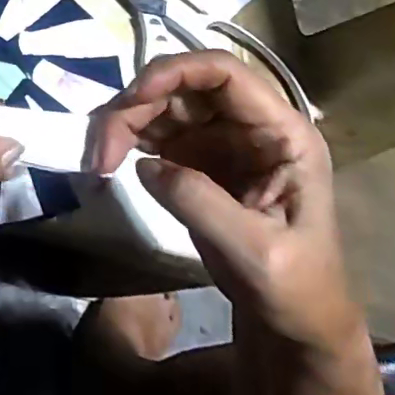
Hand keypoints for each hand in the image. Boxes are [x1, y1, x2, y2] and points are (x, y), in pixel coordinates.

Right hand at [89, 51, 361, 356]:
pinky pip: (156, 131)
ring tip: (99, 161)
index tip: (135, 97)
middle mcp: (249, 122)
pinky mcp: (198, 156)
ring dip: (125, 122)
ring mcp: (221, 137)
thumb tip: (144, 166)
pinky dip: (128, 139)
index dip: (178, 71)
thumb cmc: (295, 287)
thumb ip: (202, 203)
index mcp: (281, 131)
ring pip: (163, 104)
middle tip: (101, 151)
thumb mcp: (257, 252)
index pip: (226, 73)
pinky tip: (108, 162)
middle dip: (137, 105)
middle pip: (184, 86)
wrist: (295, 322)